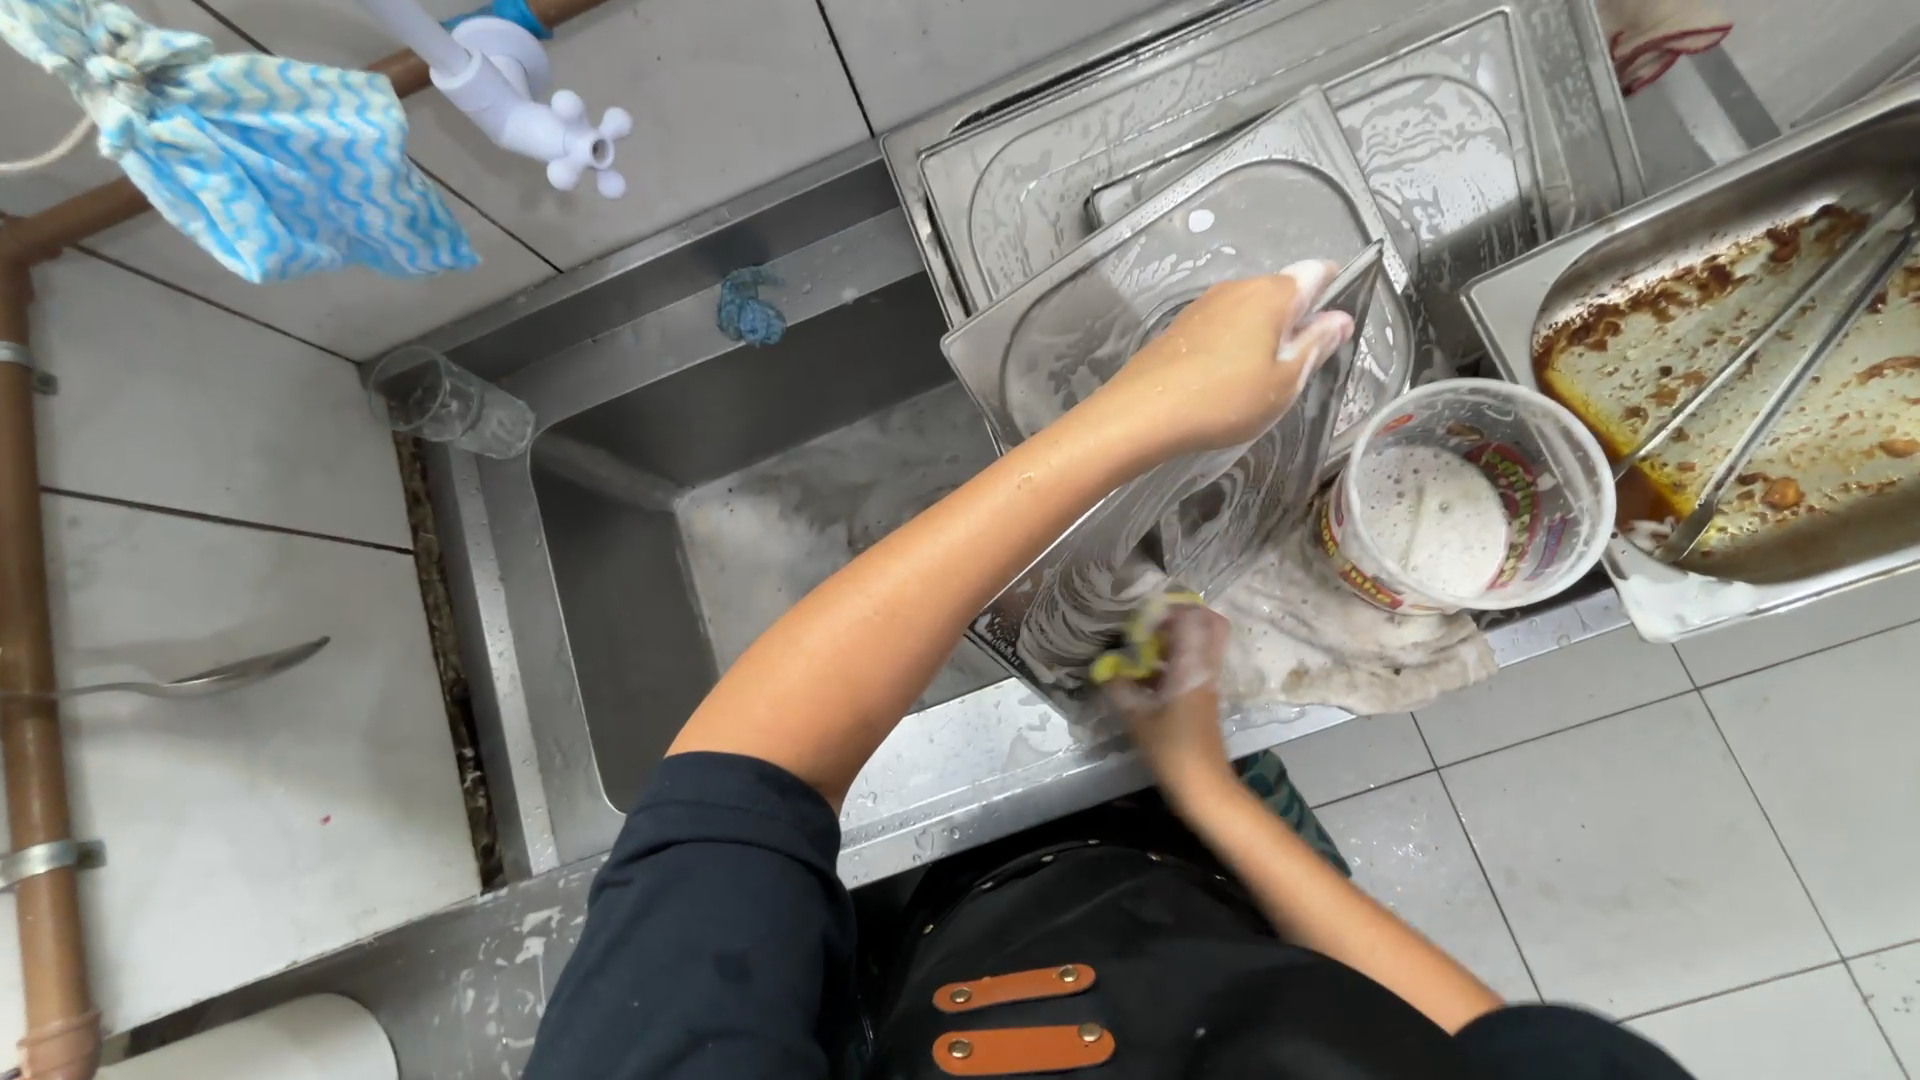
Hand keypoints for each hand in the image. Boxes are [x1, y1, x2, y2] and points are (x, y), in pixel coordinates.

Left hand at [1091, 262, 1355, 456]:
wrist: (1142, 413)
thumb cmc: (1224, 400)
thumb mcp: (1284, 381)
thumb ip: (1315, 345)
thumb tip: (1340, 318)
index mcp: (1273, 293)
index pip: (1318, 272)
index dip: (1333, 294)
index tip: (1332, 329)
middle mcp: (1237, 287)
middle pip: (1281, 292)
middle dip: (1295, 320)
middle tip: (1294, 367)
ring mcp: (1203, 305)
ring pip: (1248, 310)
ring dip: (1260, 335)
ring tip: (1256, 379)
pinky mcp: (1179, 327)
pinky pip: (1219, 327)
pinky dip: (1230, 345)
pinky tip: (1222, 379)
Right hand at [1108, 605, 1237, 797]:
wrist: (1205, 787)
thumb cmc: (1173, 751)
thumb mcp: (1137, 719)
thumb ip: (1120, 689)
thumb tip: (1104, 669)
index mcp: (1192, 666)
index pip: (1195, 618)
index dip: (1171, 607)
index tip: (1143, 614)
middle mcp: (1205, 668)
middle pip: (1209, 625)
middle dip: (1181, 616)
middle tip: (1150, 622)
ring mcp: (1207, 682)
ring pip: (1200, 644)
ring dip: (1174, 638)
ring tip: (1140, 646)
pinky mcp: (1203, 697)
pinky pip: (1192, 664)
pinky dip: (1172, 660)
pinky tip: (1144, 674)